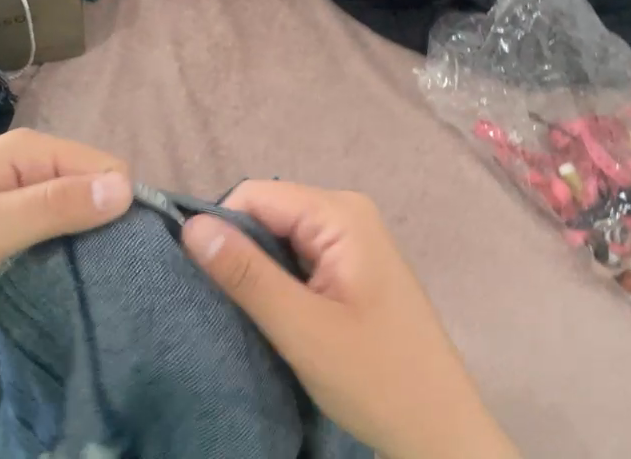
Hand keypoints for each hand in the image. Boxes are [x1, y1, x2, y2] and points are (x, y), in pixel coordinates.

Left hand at [0, 129, 133, 328]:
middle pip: (96, 190)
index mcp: (29, 152)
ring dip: (87, 246)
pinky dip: (67, 256)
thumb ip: (54, 207)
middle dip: (106, 229)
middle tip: (104, 280)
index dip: (119, 208)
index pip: (106, 168)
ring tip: (90, 286)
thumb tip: (126, 188)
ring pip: (80, 215)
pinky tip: (67, 283)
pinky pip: (59, 234)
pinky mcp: (14, 227)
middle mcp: (32, 166)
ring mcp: (22, 197)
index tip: (120, 258)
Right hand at [182, 182, 519, 458]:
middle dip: (242, 250)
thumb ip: (245, 274)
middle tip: (230, 302)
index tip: (203, 278)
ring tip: (251, 311)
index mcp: (340, 213)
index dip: (222, 230)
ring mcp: (353, 239)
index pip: (255, 195)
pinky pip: (298, 254)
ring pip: (280, 235)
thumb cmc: (376, 378)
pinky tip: (278, 314)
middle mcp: (347, 212)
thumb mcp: (302, 329)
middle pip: (268, 211)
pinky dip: (279, 280)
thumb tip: (190, 224)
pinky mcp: (352, 265)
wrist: (441, 434)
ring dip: (259, 269)